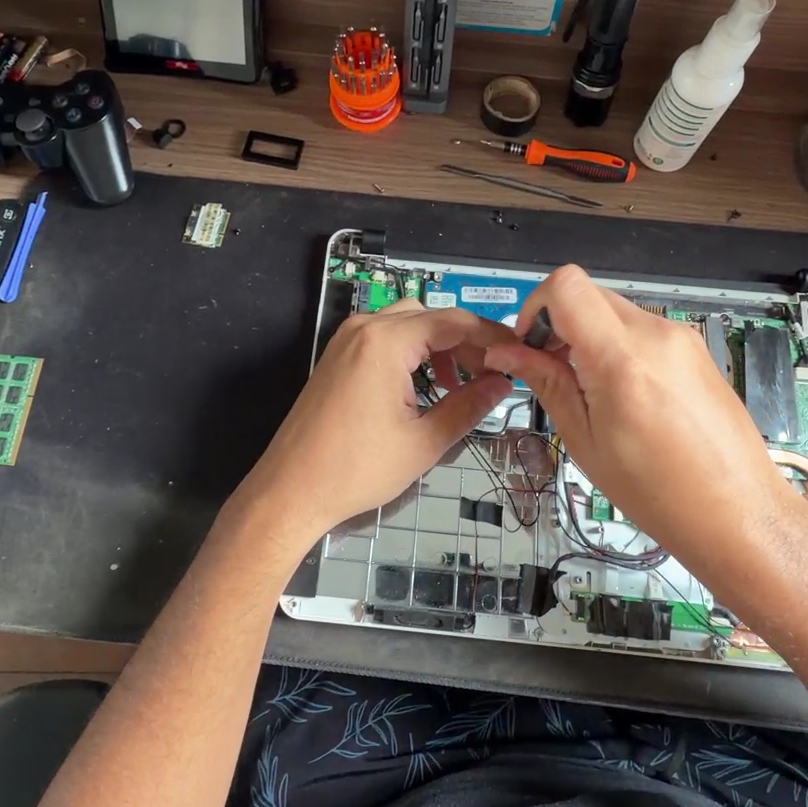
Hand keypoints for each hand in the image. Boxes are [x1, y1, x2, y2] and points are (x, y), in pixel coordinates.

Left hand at [234, 299, 513, 546]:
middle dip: (465, 341)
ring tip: (460, 383)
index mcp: (386, 342)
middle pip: (430, 316)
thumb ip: (468, 406)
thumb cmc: (357, 469)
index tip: (517, 355)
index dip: (490, 336)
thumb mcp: (423, 441)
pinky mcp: (338, 355)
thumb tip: (503, 383)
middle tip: (491, 373)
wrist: (291, 489)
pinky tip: (425, 386)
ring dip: (438, 345)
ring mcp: (346, 339)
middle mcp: (364, 328)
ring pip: (407, 324)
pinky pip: (384, 338)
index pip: (453, 321)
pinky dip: (411, 352)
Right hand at [483, 265, 807, 571]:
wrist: (738, 513)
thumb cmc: (654, 491)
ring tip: (590, 390)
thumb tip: (503, 352)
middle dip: (559, 323)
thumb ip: (546, 383)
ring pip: (614, 310)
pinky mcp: (696, 347)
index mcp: (622, 358)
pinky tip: (624, 394)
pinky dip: (618, 345)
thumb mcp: (585, 440)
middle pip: (588, 294)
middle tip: (553, 371)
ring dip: (588, 335)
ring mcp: (681, 337)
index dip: (536, 306)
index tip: (531, 345)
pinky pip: (642, 328)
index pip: (567, 286)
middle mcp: (655, 334)